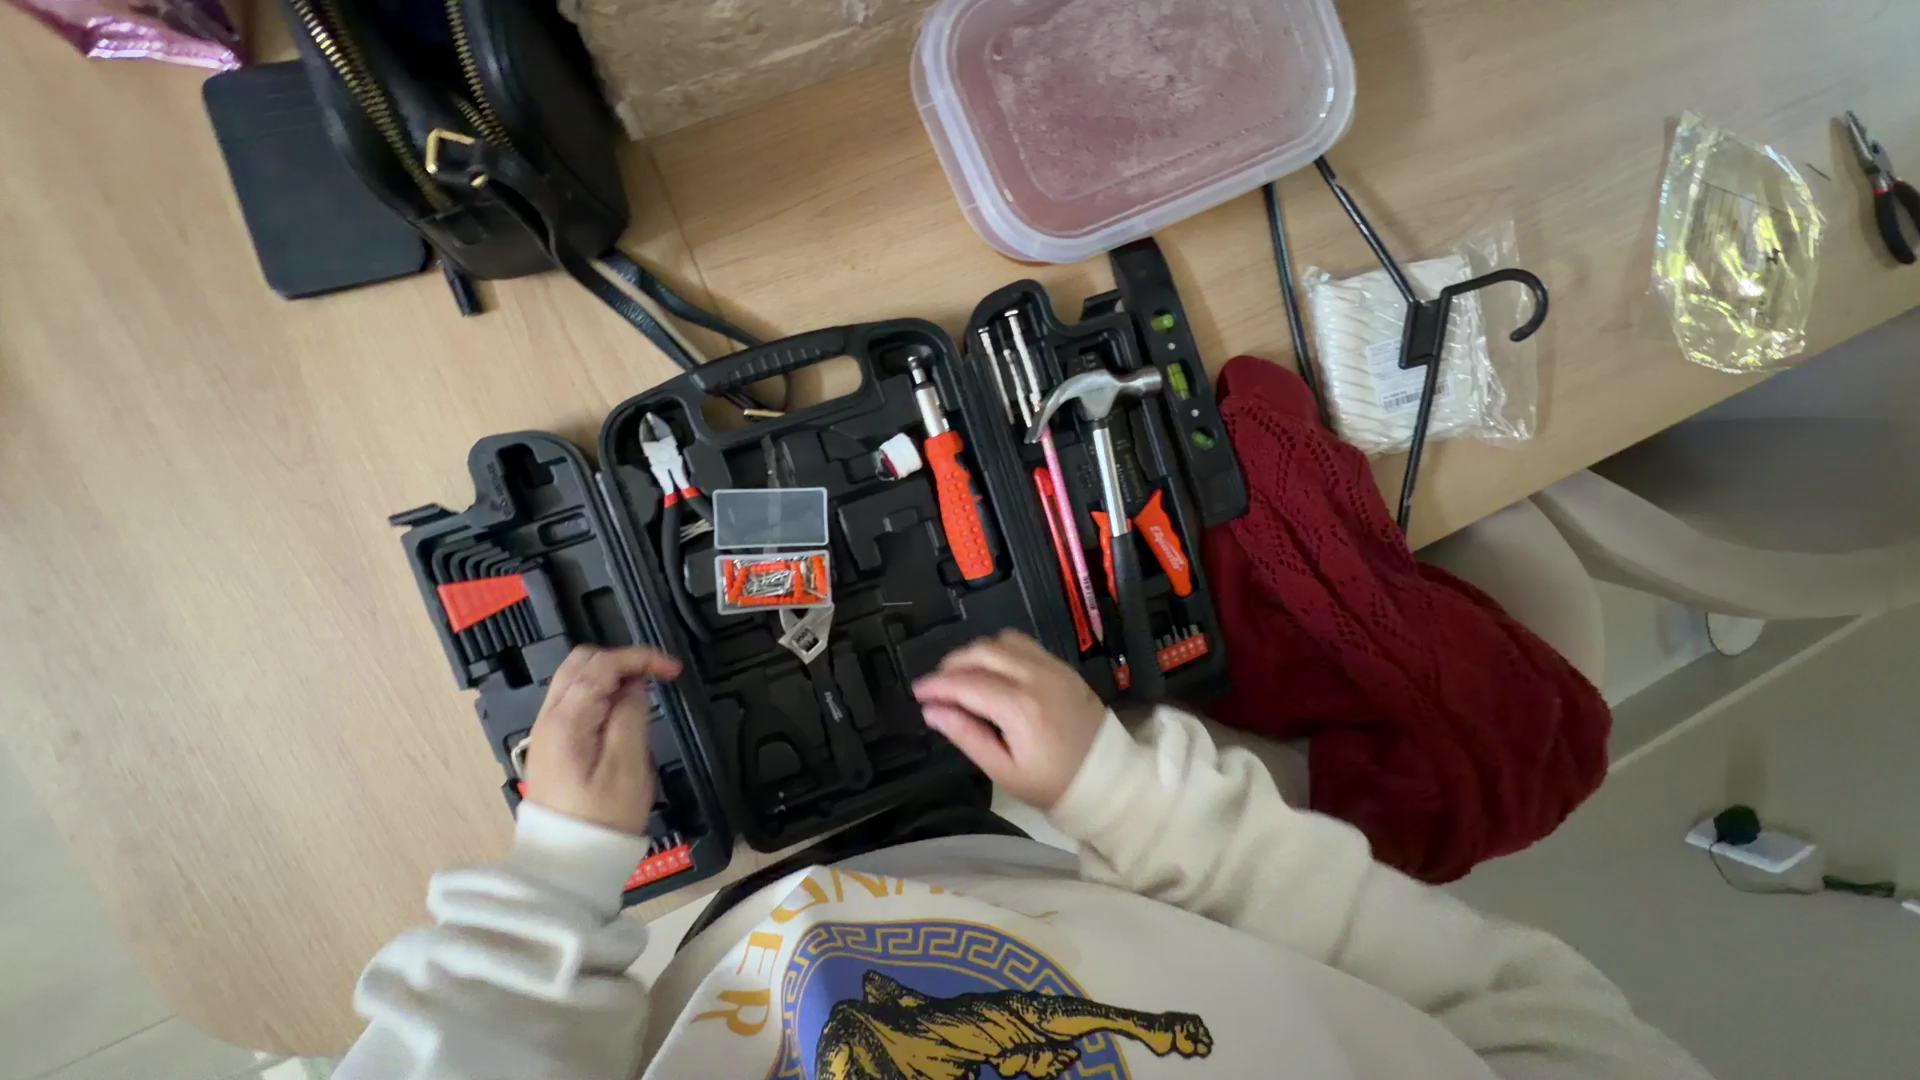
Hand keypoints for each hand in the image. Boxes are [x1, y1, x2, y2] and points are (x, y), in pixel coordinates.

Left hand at [523, 645, 681, 836]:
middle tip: (657, 676)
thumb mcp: (627, 766)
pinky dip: (602, 691)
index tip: (674, 670)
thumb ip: (631, 715)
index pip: (602, 665)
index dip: (641, 657)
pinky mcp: (553, 743)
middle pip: (582, 662)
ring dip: (612, 673)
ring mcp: (547, 730)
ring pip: (577, 677)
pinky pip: (576, 699)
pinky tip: (624, 708)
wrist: (565, 864)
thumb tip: (636, 686)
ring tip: (645, 690)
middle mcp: (549, 717)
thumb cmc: (602, 817)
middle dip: (623, 659)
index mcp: (567, 719)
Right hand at [912, 630, 1105, 809]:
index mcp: (1020, 708)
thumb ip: (966, 736)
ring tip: (962, 675)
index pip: (966, 684)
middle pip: (982, 652)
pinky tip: (992, 669)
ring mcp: (1052, 667)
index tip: (917, 692)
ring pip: (1002, 641)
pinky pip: (1024, 644)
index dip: (936, 685)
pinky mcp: (1063, 666)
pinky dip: (1000, 649)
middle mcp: (1036, 677)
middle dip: (952, 664)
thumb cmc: (1051, 783)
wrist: (1107, 778)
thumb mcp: (1003, 771)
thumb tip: (932, 711)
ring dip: (975, 652)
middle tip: (936, 685)